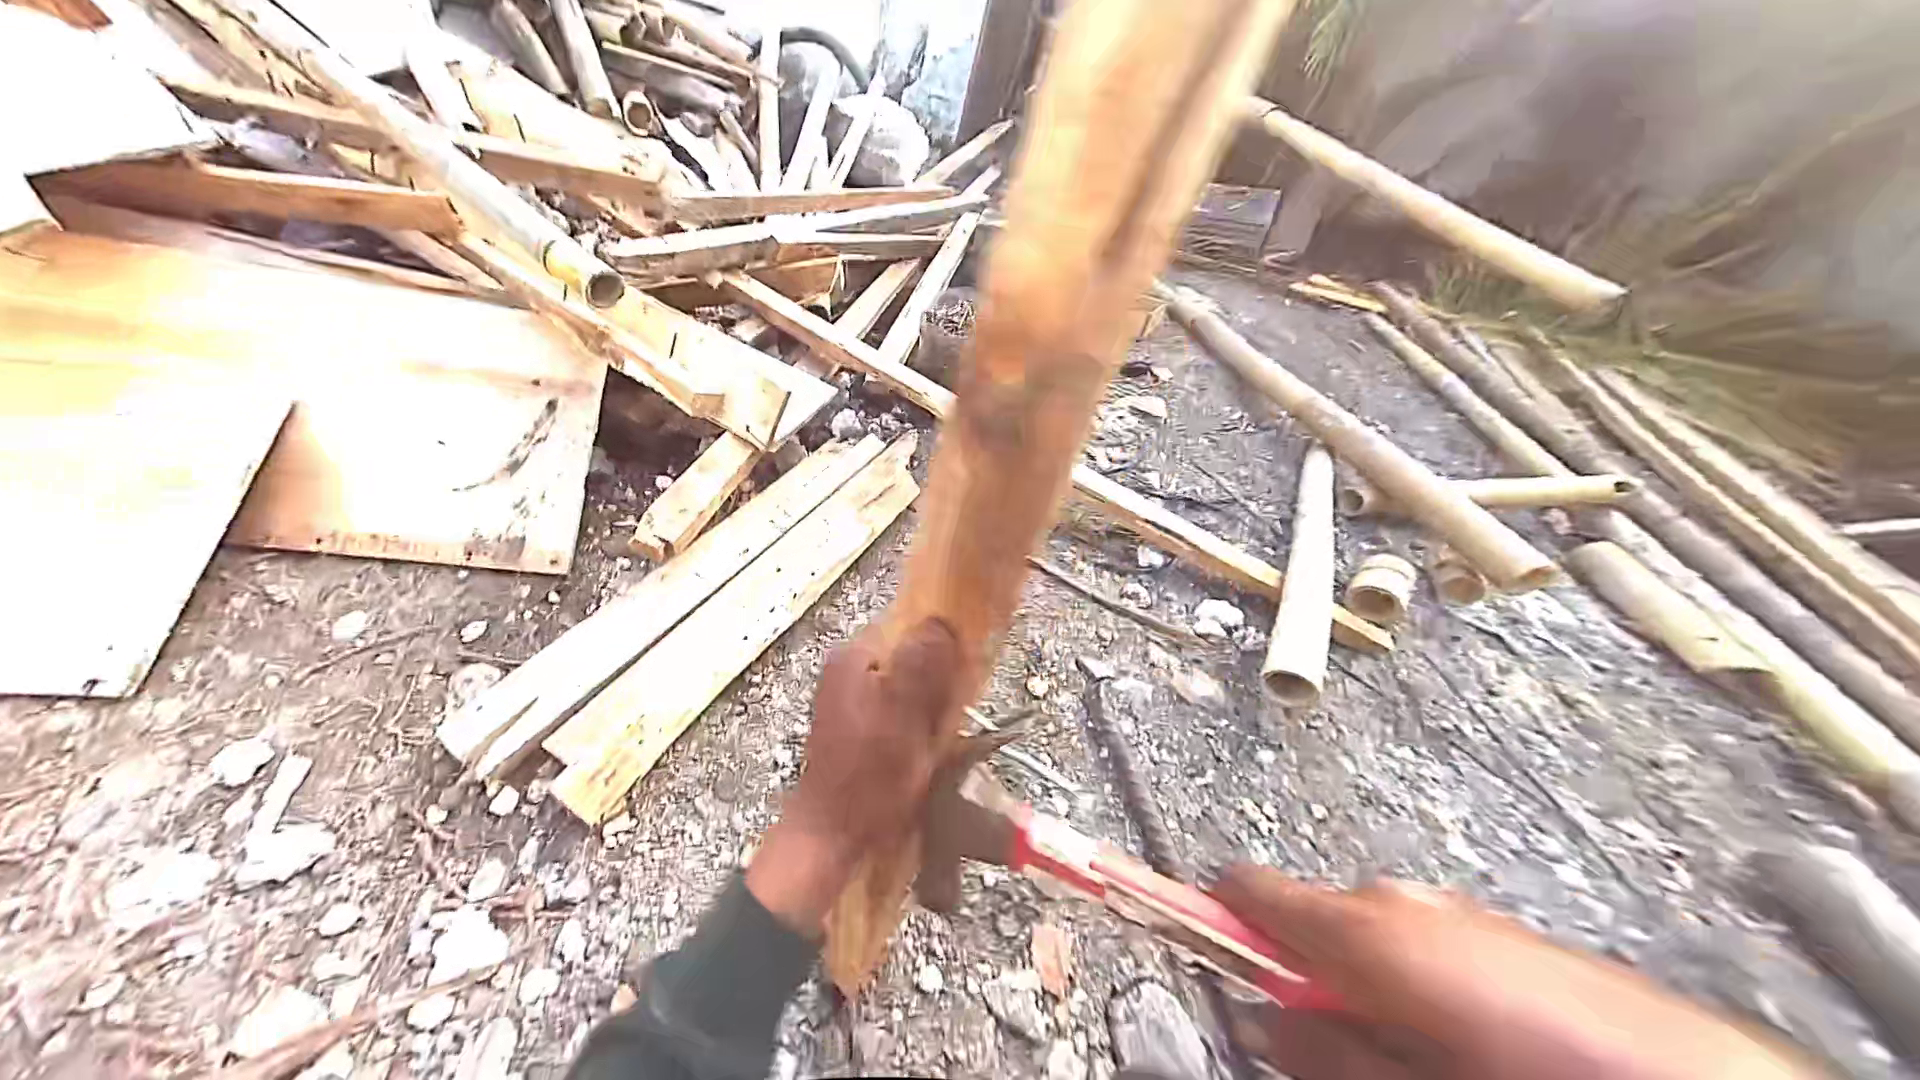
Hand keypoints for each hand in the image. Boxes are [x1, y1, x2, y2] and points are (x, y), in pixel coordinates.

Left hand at [746, 618, 959, 933]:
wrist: (832, 838)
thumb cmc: (869, 778)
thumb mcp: (903, 717)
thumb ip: (922, 666)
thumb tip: (941, 620)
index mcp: (856, 657)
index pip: (911, 625)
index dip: (944, 646)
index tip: (962, 675)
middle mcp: (849, 670)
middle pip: (912, 656)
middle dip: (938, 680)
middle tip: (949, 714)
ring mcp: (852, 698)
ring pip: (909, 685)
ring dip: (930, 705)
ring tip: (937, 737)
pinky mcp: (859, 724)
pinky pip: (900, 708)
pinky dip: (917, 722)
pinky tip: (923, 749)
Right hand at [1212, 865, 1820, 1079]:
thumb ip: (1323, 1049)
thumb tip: (1264, 1020)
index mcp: (1360, 929)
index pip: (1246, 886)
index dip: (1220, 914)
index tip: (1217, 951)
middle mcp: (1394, 898)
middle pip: (1307, 915)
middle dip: (1308, 972)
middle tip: (1343, 1047)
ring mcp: (1446, 906)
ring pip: (1366, 931)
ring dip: (1367, 981)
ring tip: (1423, 1053)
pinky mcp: (1490, 922)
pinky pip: (1420, 938)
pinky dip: (1416, 977)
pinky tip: (1472, 1039)